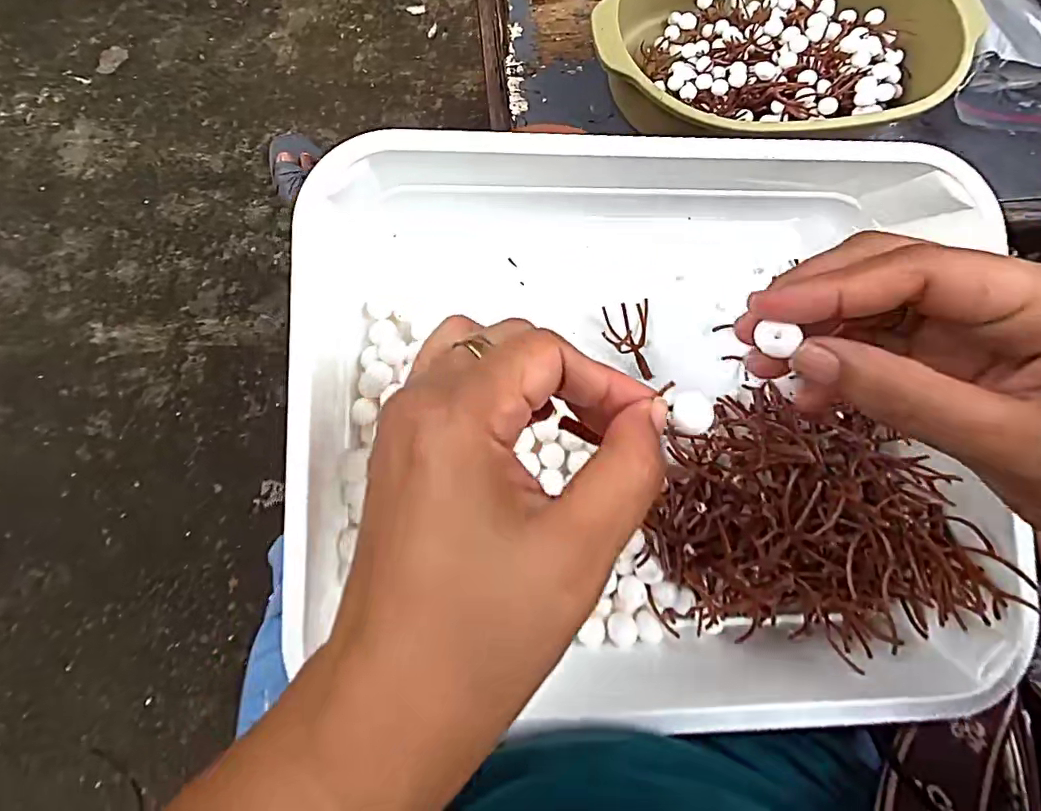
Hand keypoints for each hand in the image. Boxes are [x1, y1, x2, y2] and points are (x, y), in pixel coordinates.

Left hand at [321, 317, 664, 796]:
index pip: (543, 350)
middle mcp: (416, 409)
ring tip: (573, 420)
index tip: (641, 418)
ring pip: (474, 352)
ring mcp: (401, 429)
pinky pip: (451, 388)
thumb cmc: (468, 640)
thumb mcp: (578, 548)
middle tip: (614, 422)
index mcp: (451, 417)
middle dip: (571, 372)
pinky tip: (531, 437)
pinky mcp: (400, 453)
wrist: (395, 699)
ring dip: (529, 374)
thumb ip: (629, 467)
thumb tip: (645, 421)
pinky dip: (498, 394)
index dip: (605, 378)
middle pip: (507, 341)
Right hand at [734, 232, 1040, 575]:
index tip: (770, 310)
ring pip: (879, 312)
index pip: (925, 271)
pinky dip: (841, 368)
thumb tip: (806, 357)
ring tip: (769, 365)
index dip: (837, 286)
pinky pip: (886, 352)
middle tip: (755, 331)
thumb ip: (903, 394)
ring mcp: (986, 333)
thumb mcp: (1018, 446)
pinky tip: (810, 390)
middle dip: (817, 300)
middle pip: (893, 275)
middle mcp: (1015, 301)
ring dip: (819, 334)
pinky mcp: (964, 365)